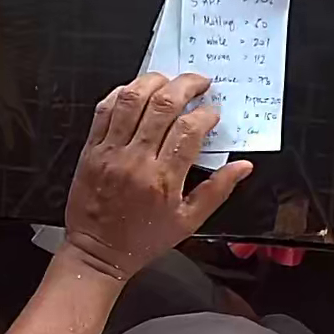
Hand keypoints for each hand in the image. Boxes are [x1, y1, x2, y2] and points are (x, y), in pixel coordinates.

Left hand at [61, 73, 253, 281]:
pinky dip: (122, 94)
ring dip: (154, 82)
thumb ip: (217, 191)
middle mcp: (136, 162)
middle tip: (199, 82)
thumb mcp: (188, 222)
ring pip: (132, 100)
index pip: (189, 130)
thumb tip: (243, 166)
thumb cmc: (142, 240)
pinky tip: (136, 92)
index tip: (212, 113)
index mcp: (164, 180)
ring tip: (169, 81)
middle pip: (163, 106)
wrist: (97, 252)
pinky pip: (104, 110)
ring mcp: (110, 153)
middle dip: (186, 86)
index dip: (206, 114)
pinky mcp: (91, 150)